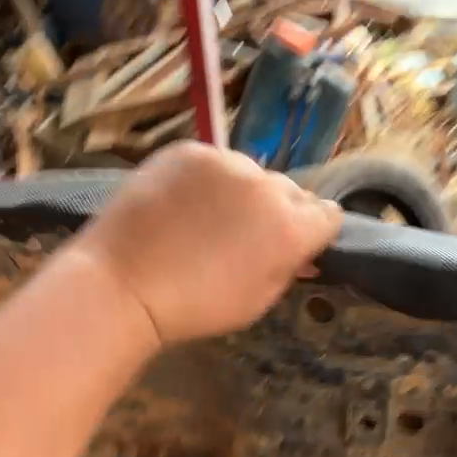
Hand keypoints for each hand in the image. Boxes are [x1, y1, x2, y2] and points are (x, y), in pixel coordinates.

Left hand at [66, 142, 343, 347]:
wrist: (127, 285)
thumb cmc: (197, 307)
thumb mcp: (257, 301)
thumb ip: (289, 269)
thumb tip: (305, 254)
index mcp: (292, 230)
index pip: (328, 215)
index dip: (314, 232)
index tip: (294, 246)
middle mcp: (268, 188)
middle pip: (291, 192)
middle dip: (279, 212)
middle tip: (246, 238)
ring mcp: (228, 163)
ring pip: (252, 174)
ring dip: (243, 193)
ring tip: (208, 222)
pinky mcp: (191, 150)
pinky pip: (214, 163)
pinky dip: (208, 180)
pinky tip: (184, 206)